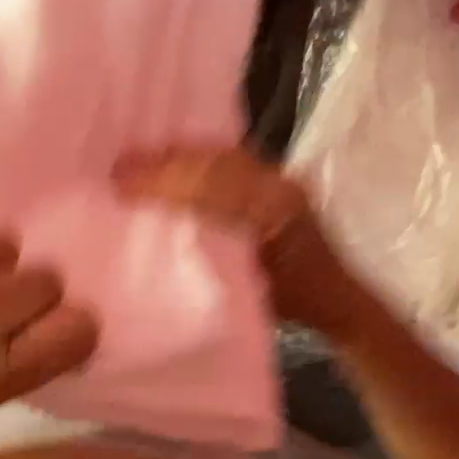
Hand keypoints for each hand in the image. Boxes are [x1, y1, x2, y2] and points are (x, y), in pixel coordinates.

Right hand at [115, 147, 374, 336]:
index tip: (122, 184)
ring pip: (222, 154)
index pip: (212, 187)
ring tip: (134, 161)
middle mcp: (280, 186)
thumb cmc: (294, 305)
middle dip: (163, 162)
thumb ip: (212, 263)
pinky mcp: (274, 178)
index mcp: (275, 215)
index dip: (164, 183)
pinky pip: (230, 158)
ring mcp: (279, 178)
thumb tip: (158, 238)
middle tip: (118, 168)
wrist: (340, 298)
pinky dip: (195, 157)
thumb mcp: (248, 296)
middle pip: (215, 162)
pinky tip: (167, 160)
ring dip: (176, 155)